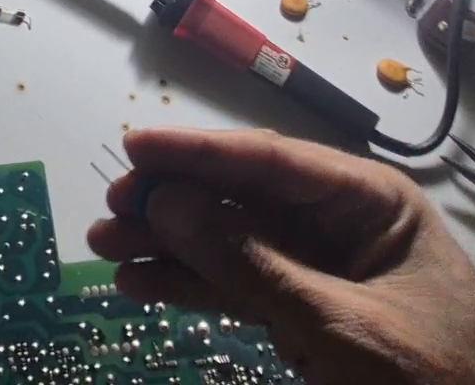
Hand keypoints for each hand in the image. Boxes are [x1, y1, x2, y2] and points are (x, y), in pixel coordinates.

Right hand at [87, 127, 474, 384]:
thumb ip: (251, 264)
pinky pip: (236, 284)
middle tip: (113, 206)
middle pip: (238, 196)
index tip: (134, 146)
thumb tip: (167, 202)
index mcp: (367, 200)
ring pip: (227, 239)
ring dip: (168, 244)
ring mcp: (316, 266)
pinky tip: (142, 284)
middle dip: (172, 202)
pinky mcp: (302, 308)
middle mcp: (336, 220)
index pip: (267, 159)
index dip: (195, 151)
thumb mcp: (344, 328)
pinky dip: (190, 285)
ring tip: (107, 247)